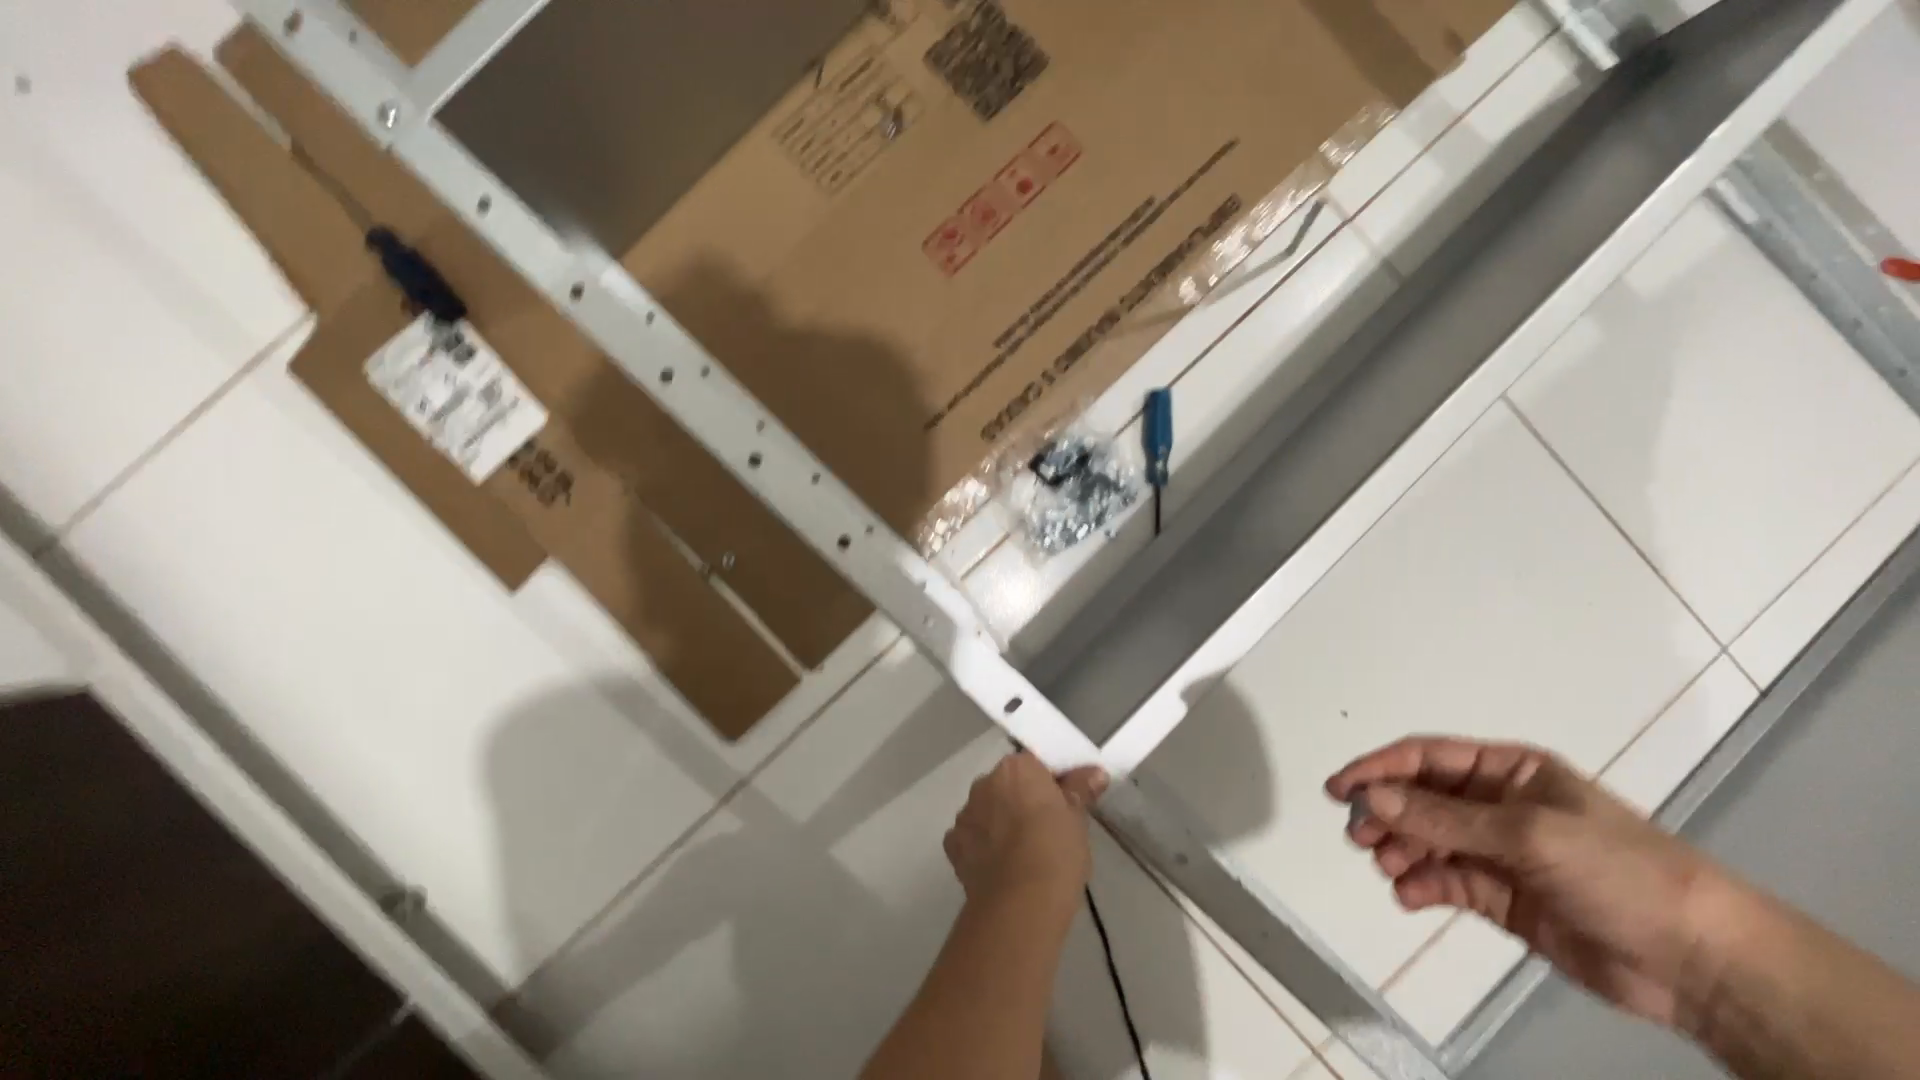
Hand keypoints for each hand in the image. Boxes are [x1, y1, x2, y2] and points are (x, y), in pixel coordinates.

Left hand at [944, 752, 1107, 906]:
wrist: (1020, 904)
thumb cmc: (1056, 852)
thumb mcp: (1078, 819)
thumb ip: (1081, 790)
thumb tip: (1094, 773)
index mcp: (1016, 769)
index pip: (1035, 765)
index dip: (1051, 783)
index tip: (1066, 804)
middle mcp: (984, 784)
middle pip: (1007, 786)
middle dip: (1022, 801)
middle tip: (1048, 830)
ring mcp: (964, 815)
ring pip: (987, 811)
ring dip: (1000, 823)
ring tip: (1023, 854)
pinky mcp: (952, 847)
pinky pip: (972, 839)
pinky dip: (984, 848)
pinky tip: (1001, 868)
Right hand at [1326, 737, 1717, 1026]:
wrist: (1696, 961)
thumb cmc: (1619, 871)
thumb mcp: (1527, 834)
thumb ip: (1444, 817)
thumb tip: (1371, 797)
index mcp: (1513, 771)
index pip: (1428, 757)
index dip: (1379, 768)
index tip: (1338, 789)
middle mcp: (1500, 806)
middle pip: (1422, 799)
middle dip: (1386, 813)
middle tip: (1359, 836)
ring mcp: (1500, 853)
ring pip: (1428, 841)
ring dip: (1400, 850)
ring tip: (1388, 867)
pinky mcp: (1502, 899)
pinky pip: (1446, 882)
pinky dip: (1422, 886)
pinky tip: (1410, 895)